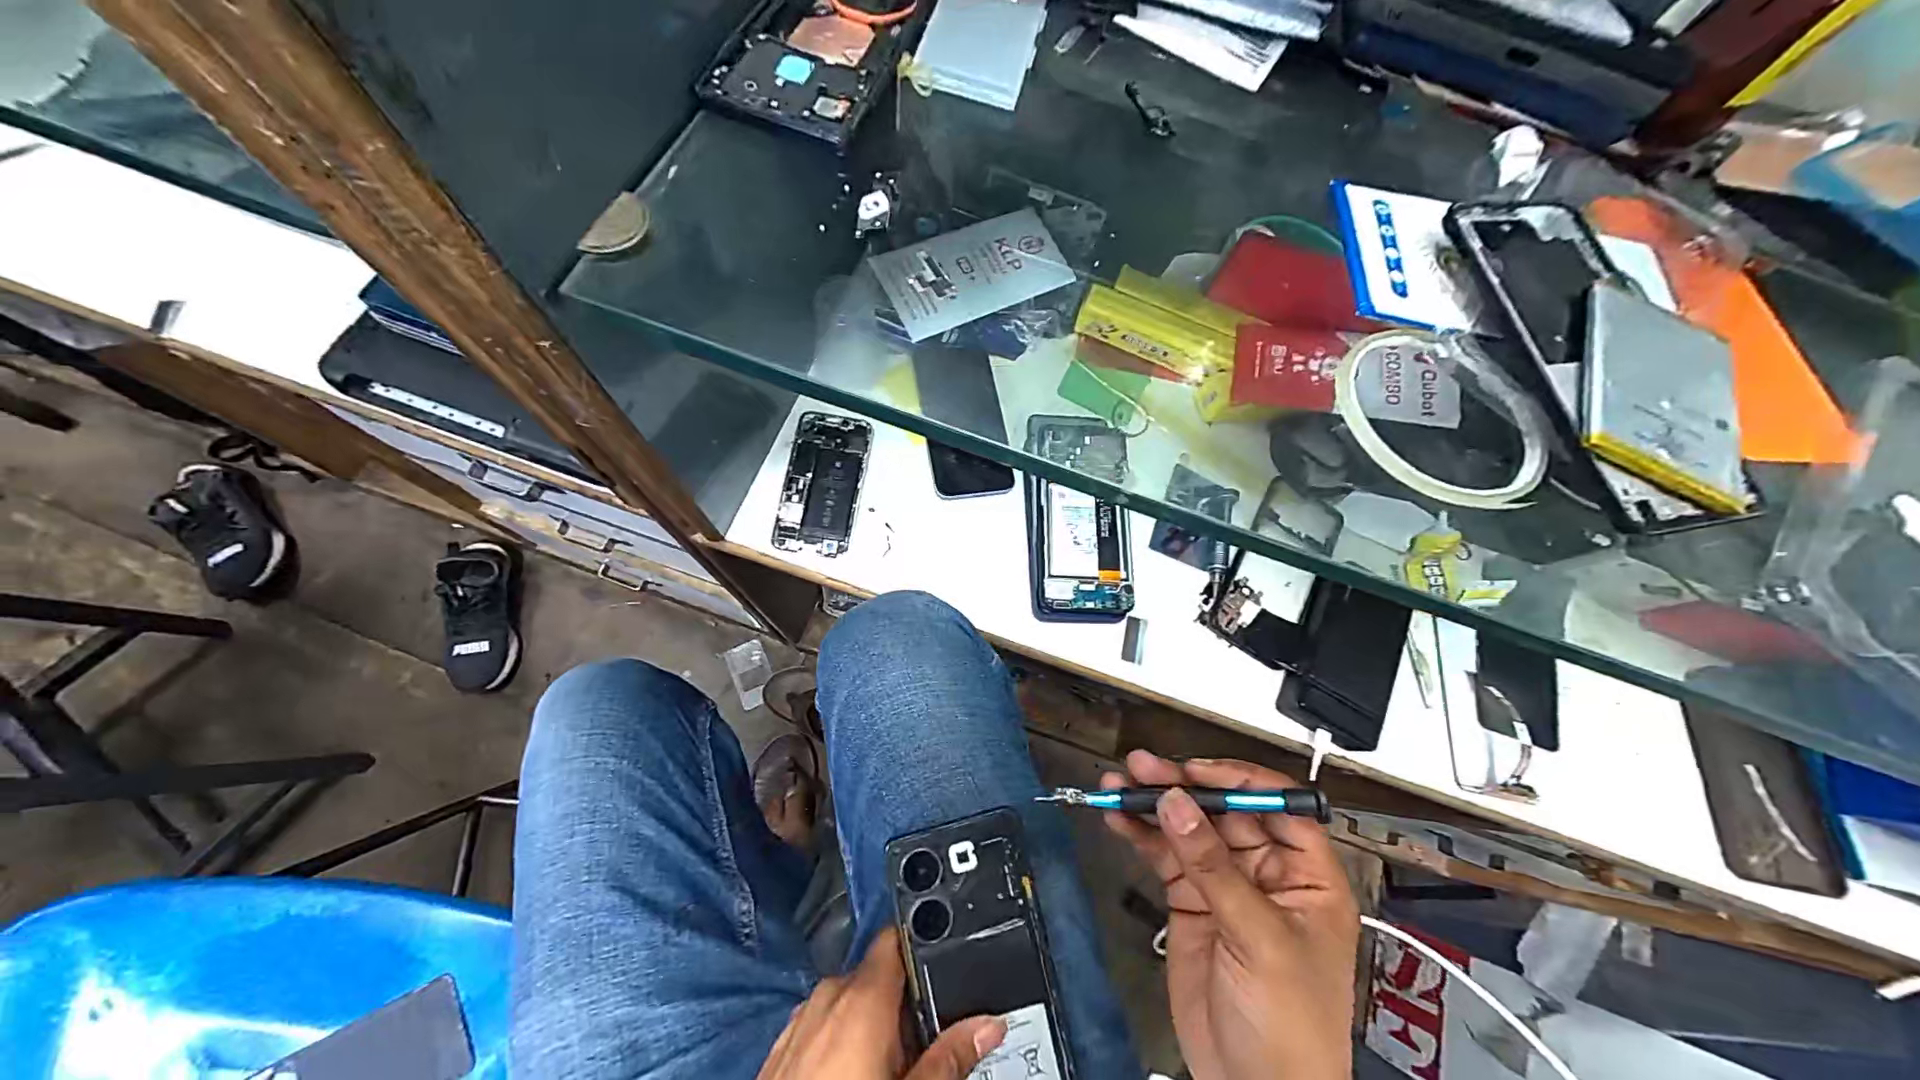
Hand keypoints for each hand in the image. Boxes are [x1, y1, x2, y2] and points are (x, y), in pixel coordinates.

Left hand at [757, 926, 1006, 1079]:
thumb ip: (949, 1058)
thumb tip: (988, 1025)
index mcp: (862, 998)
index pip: (895, 940)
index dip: (922, 949)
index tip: (943, 973)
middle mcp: (827, 997)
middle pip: (875, 977)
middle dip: (900, 1004)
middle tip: (921, 1046)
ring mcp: (799, 1022)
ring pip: (846, 1004)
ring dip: (869, 1025)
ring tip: (887, 1071)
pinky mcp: (780, 1050)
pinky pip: (819, 1028)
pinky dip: (837, 1042)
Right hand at [1103, 751, 1358, 1079]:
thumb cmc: (1293, 1029)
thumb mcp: (1259, 939)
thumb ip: (1213, 867)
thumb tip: (1179, 805)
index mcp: (1307, 878)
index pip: (1278, 808)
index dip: (1239, 782)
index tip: (1198, 772)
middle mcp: (1265, 873)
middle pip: (1223, 811)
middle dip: (1184, 786)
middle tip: (1146, 770)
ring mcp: (1223, 885)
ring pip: (1188, 828)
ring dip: (1154, 805)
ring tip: (1121, 785)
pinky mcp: (1190, 901)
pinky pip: (1164, 856)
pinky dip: (1140, 835)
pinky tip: (1120, 818)